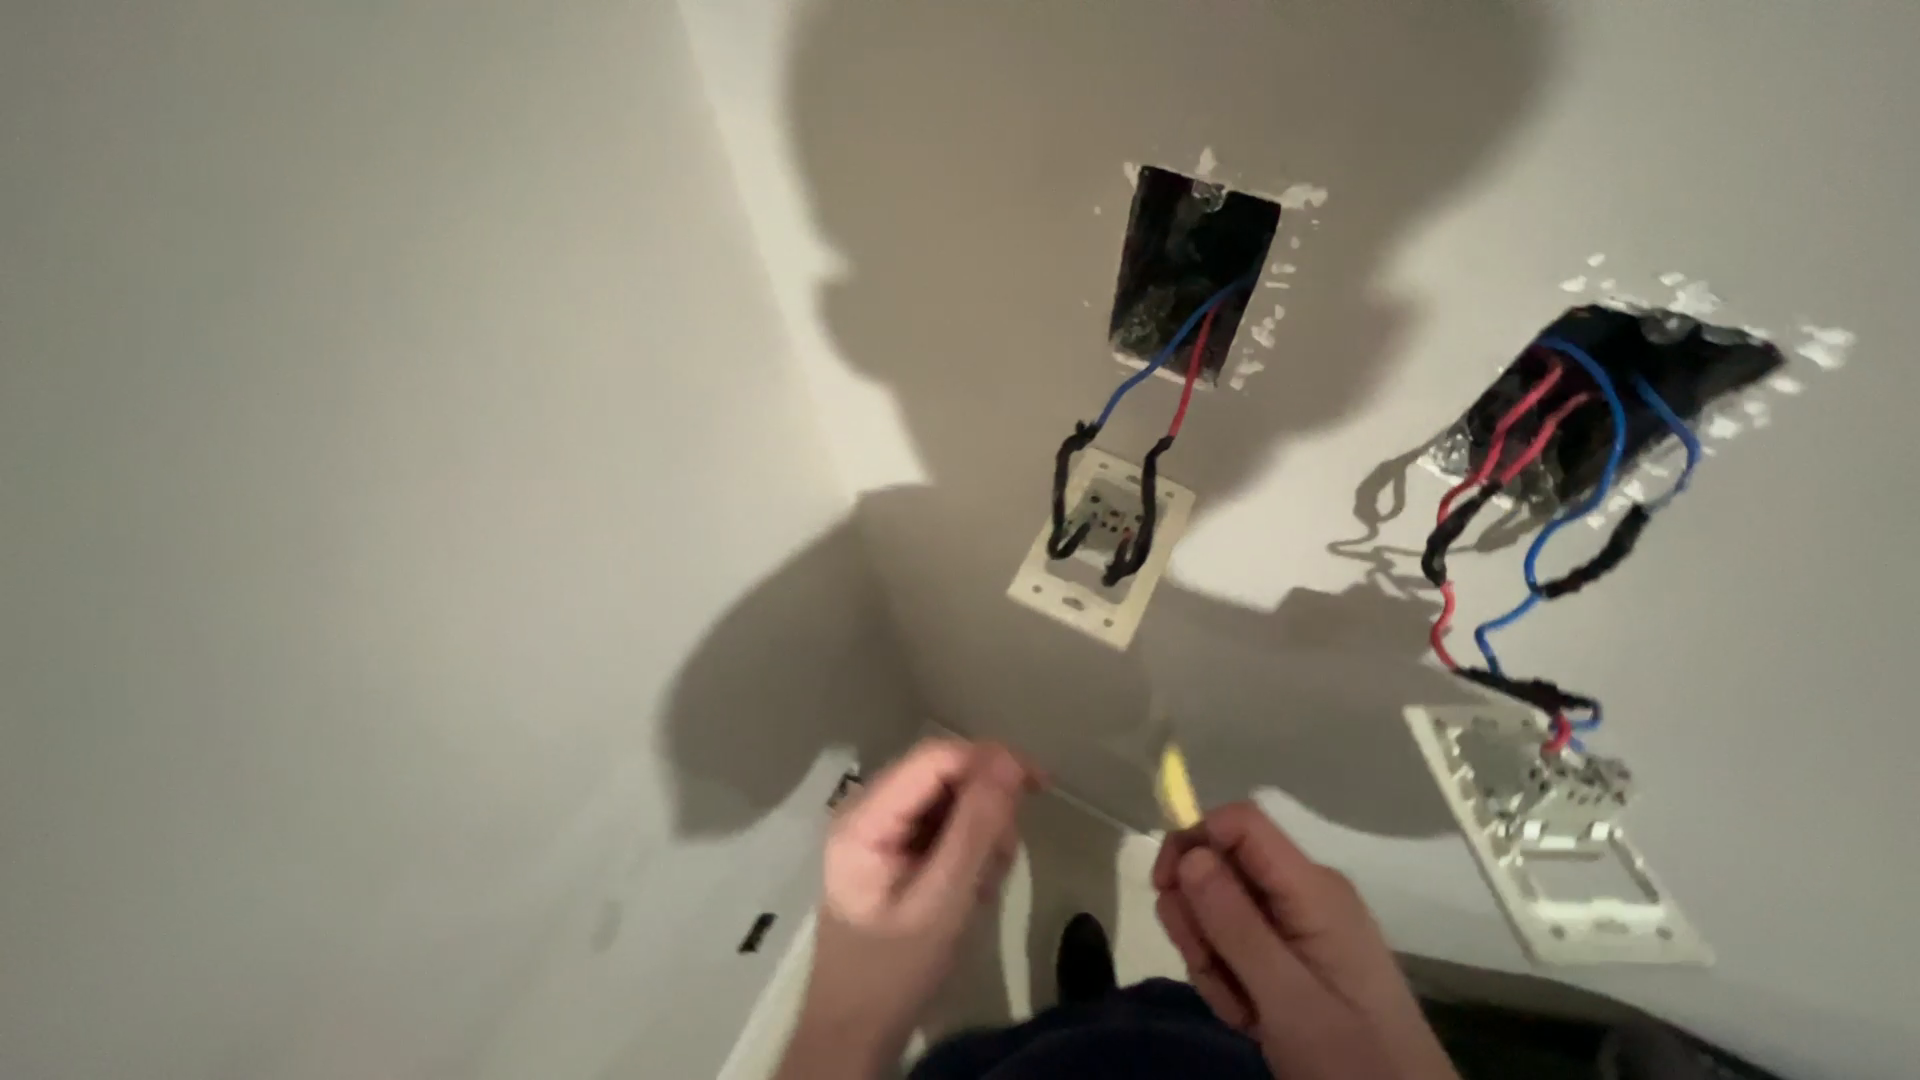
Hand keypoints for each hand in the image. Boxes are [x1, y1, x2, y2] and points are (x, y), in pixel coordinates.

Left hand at [782, 739, 1040, 1076]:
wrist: (857, 1029)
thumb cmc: (893, 971)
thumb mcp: (942, 902)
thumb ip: (975, 830)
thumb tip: (1009, 763)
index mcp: (866, 815)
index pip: (935, 758)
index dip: (989, 759)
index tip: (1040, 784)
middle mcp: (870, 807)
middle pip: (945, 774)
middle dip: (986, 806)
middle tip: (1003, 858)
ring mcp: (883, 826)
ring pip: (952, 798)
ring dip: (981, 832)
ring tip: (981, 884)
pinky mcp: (898, 845)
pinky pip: (947, 823)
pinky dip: (971, 848)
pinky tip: (971, 886)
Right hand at [1152, 802, 1457, 1079]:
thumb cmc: (1351, 1058)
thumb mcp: (1286, 998)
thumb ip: (1235, 924)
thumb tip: (1189, 853)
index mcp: (1312, 887)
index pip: (1240, 822)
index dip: (1193, 839)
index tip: (1163, 889)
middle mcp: (1304, 890)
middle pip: (1222, 865)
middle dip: (1198, 916)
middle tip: (1210, 973)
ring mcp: (1298, 921)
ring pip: (1220, 906)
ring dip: (1211, 954)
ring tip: (1240, 1009)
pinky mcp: (1292, 949)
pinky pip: (1235, 939)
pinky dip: (1227, 974)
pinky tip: (1250, 1015)